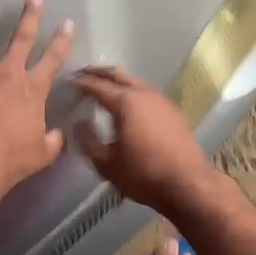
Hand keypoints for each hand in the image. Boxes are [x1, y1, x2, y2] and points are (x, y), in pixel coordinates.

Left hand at [0, 0, 72, 200]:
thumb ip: (53, 139)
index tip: (67, 21)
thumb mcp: (43, 152)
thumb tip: (58, 134)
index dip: (62, 39)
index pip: (53, 58)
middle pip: (22, 38)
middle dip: (30, 15)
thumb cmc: (11, 160)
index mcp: (32, 88)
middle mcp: (7, 74)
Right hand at [71, 65, 219, 210]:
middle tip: (82, 73)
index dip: (80, 82)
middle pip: (117, 73)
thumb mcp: (107, 164)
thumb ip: (88, 142)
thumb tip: (78, 124)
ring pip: (133, 80)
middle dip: (98, 71)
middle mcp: (143, 93)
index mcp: (125, 102)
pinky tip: (127, 102)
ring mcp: (160, 99)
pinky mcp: (171, 109)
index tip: (67, 80)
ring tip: (102, 86)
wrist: (188, 183)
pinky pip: (145, 90)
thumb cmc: (144, 174)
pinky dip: (131, 89)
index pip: (97, 85)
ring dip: (116, 79)